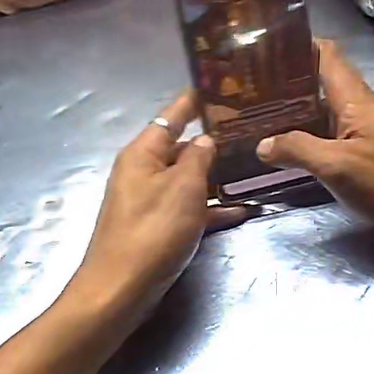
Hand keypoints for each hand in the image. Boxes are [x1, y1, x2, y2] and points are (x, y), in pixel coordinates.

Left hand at [71, 92, 245, 315]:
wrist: (121, 288)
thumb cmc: (153, 230)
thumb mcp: (183, 187)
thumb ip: (198, 158)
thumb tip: (205, 138)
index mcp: (142, 152)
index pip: (172, 115)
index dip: (195, 100)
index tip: (220, 85)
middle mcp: (142, 171)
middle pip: (180, 146)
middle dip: (211, 139)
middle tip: (250, 129)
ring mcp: (148, 200)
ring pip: (187, 178)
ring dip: (215, 174)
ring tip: (252, 164)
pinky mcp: (156, 226)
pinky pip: (187, 208)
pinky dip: (210, 207)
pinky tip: (242, 209)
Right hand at [256, 41, 373, 243]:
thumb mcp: (338, 166)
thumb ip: (298, 150)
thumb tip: (263, 144)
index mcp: (355, 99)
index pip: (326, 55)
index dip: (296, 45)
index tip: (263, 47)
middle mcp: (360, 107)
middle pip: (319, 81)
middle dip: (285, 81)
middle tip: (247, 89)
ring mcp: (367, 130)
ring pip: (323, 110)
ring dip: (293, 111)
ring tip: (258, 117)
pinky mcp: (370, 151)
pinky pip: (331, 133)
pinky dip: (307, 135)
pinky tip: (289, 150)